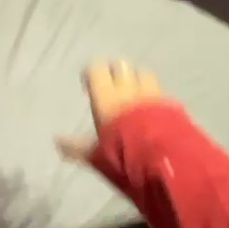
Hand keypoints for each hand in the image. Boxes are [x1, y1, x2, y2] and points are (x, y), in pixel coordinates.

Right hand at [57, 58, 171, 162]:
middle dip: (115, 72)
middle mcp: (129, 89)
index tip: (87, 85)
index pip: (96, 69)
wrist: (164, 162)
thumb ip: (77, 147)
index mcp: (106, 96)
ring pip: (143, 73)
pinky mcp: (172, 105)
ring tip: (134, 94)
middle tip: (111, 86)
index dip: (90, 73)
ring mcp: (152, 94)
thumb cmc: (122, 155)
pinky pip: (160, 92)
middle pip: (121, 65)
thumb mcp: (95, 155)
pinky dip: (154, 96)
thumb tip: (56, 141)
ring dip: (137, 79)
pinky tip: (153, 110)